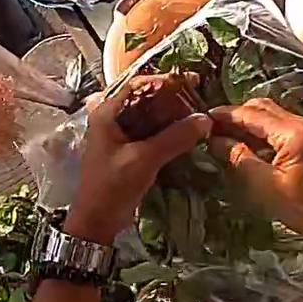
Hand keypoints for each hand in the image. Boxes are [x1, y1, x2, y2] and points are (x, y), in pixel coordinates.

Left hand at [65, 73, 211, 243]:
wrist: (97, 220)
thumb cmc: (113, 186)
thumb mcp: (144, 160)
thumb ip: (174, 138)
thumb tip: (205, 119)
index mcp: (106, 113)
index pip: (135, 84)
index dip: (163, 81)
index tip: (190, 82)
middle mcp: (110, 118)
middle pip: (143, 98)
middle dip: (170, 98)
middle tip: (198, 100)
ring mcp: (118, 135)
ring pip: (147, 115)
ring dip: (170, 114)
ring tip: (197, 115)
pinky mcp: (127, 149)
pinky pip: (149, 131)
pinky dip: (166, 130)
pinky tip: (186, 133)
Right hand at [209, 99, 302, 252]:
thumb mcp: (265, 185)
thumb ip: (239, 157)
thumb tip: (215, 140)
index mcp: (295, 133)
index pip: (252, 114)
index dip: (225, 115)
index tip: (202, 119)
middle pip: (262, 107)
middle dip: (235, 115)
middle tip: (211, 128)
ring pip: (271, 114)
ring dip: (247, 122)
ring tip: (224, 135)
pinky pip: (280, 125)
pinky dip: (260, 130)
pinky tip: (245, 143)